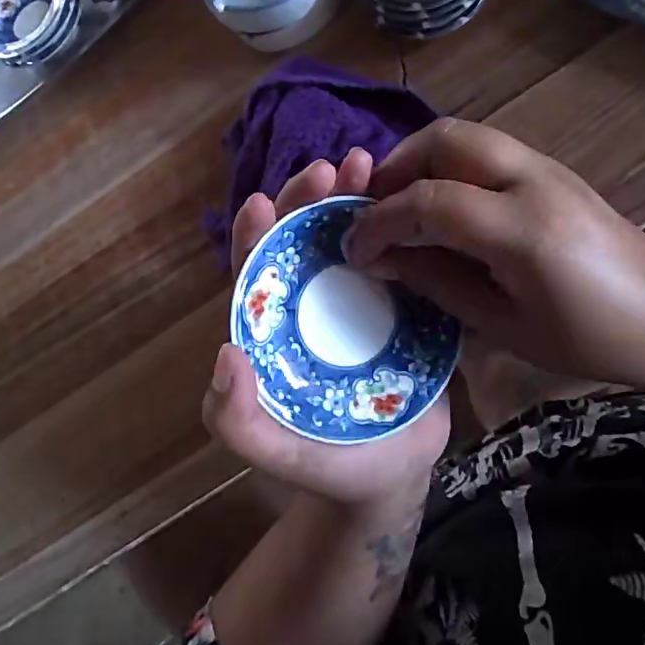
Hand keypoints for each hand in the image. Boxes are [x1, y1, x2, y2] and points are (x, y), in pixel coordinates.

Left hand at [205, 149, 449, 509]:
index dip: (255, 233)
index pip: (255, 268)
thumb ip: (236, 420)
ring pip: (351, 237)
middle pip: (302, 239)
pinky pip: (399, 258)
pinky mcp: (402, 306)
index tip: (261, 202)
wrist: (389, 480)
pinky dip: (403, 226)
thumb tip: (227, 355)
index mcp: (274, 323)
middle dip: (308, 199)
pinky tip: (417, 201)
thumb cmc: (322, 462)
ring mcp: (359, 299)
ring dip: (356, 197)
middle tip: (332, 169)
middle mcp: (312, 301)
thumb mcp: (271, 448)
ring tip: (369, 164)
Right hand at [342, 118, 644, 387]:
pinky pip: (480, 150)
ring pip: (461, 135)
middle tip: (370, 208)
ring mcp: (543, 166)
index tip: (352, 248)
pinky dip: (443, 166)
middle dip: (393, 167)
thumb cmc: (591, 338)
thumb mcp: (503, 324)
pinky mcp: (548, 169)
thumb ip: (436, 281)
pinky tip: (436, 206)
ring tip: (395, 204)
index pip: (428, 201)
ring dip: (416, 161)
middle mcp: (531, 180)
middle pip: (443, 140)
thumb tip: (378, 258)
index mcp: (522, 229)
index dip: (379, 221)